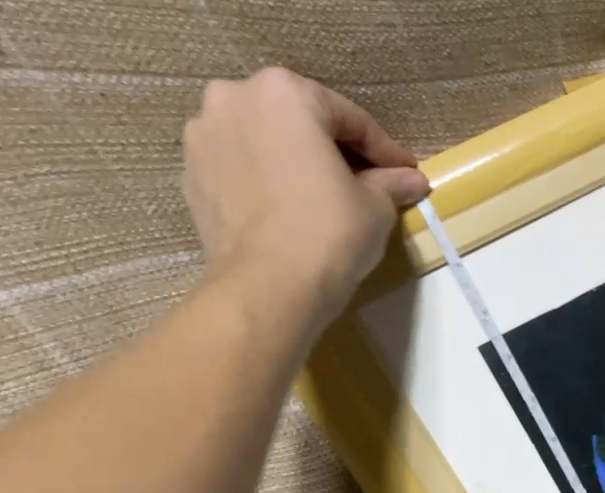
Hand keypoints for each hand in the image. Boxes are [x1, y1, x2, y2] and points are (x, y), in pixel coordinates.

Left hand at [181, 67, 428, 320]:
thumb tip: (413, 180)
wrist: (269, 286)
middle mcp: (235, 99)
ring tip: (322, 196)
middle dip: (333, 149)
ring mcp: (204, 136)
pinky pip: (241, 170)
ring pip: (264, 142)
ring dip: (294, 162)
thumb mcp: (375, 207)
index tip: (406, 172)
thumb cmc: (330, 232)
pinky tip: (289, 211)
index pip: (349, 119)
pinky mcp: (191, 176)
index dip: (385, 150)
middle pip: (300, 121)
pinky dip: (266, 183)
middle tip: (366, 182)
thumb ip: (390, 183)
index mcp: (285, 93)